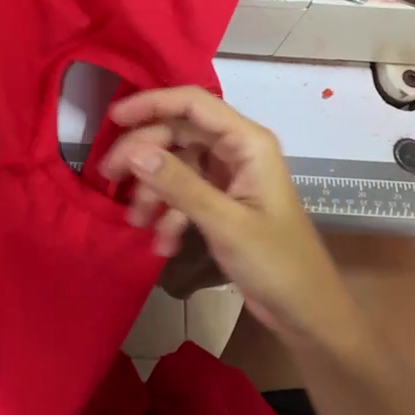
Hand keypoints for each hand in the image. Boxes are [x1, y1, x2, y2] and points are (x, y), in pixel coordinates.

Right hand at [99, 86, 365, 348]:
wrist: (306, 311)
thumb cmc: (276, 262)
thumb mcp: (224, 222)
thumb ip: (179, 184)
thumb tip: (133, 152)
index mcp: (247, 142)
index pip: (193, 103)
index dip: (152, 104)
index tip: (113, 119)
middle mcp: (237, 150)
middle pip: (178, 133)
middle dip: (143, 154)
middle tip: (109, 177)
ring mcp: (229, 176)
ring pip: (177, 165)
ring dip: (153, 190)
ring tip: (136, 221)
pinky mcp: (222, 201)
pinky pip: (185, 193)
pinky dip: (169, 214)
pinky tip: (162, 243)